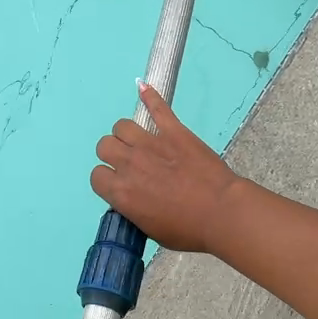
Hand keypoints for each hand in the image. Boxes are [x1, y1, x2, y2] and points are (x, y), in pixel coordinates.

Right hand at [90, 82, 241, 252]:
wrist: (220, 212)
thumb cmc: (188, 230)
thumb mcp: (150, 230)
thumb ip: (133, 209)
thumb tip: (129, 197)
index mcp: (122, 193)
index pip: (96, 176)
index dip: (106, 180)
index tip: (118, 184)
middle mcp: (130, 164)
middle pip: (104, 145)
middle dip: (112, 153)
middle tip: (128, 162)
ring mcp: (151, 143)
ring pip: (123, 126)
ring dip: (126, 134)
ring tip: (139, 140)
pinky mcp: (173, 130)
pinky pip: (157, 107)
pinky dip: (149, 96)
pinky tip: (143, 88)